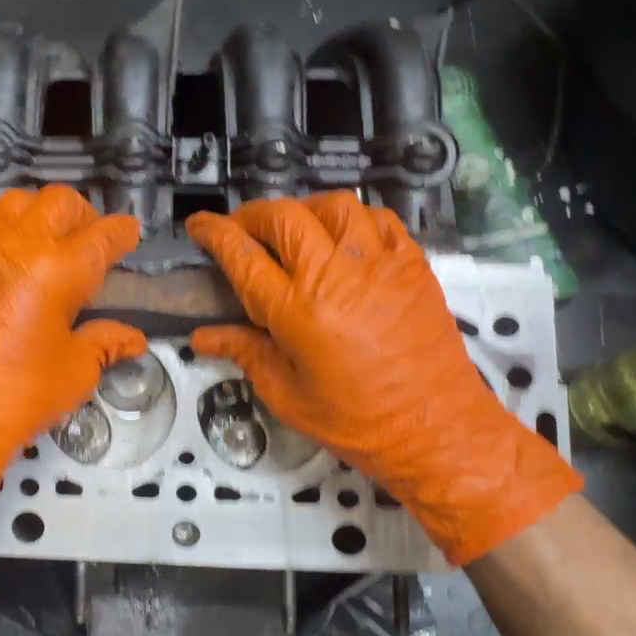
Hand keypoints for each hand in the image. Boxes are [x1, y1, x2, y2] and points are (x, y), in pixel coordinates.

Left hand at [0, 186, 147, 550]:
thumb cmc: (11, 398)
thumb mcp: (75, 370)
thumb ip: (105, 342)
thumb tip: (128, 338)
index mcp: (56, 271)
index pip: (101, 234)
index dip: (121, 232)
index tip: (127, 235)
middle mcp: (15, 249)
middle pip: (58, 201)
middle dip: (82, 215)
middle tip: (91, 240)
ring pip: (14, 203)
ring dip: (40, 214)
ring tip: (50, 242)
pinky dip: (4, 235)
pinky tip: (12, 263)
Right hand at [185, 193, 579, 564]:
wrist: (436, 429)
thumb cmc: (358, 421)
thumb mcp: (287, 396)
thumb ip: (245, 354)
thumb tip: (204, 337)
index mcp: (297, 311)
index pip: (242, 255)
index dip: (214, 233)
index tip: (199, 226)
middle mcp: (335, 275)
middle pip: (283, 217)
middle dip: (252, 215)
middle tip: (241, 231)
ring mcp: (378, 264)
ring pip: (333, 206)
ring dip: (303, 210)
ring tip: (293, 229)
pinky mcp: (411, 265)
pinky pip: (379, 218)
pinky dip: (352, 218)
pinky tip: (342, 237)